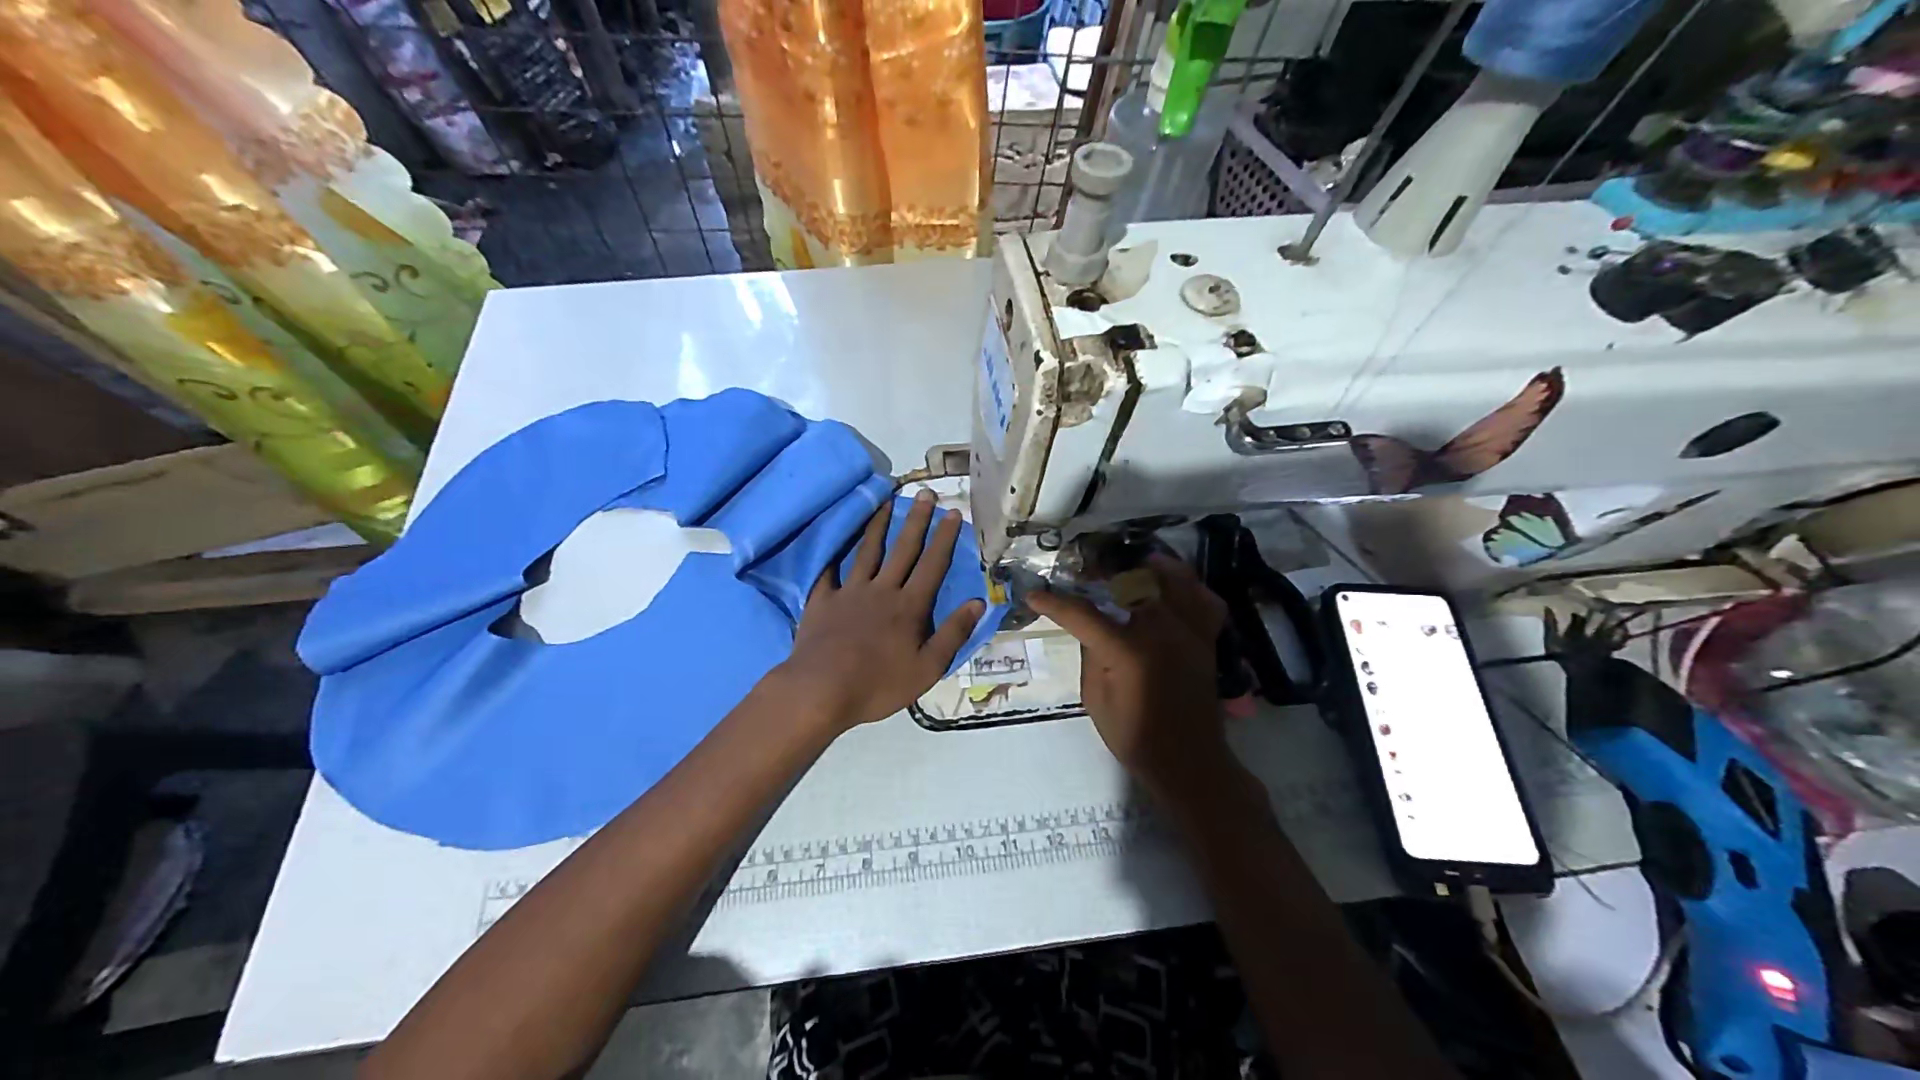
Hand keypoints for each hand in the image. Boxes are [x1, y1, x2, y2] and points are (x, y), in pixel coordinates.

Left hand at [776, 490, 984, 732]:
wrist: (821, 690)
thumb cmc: (878, 684)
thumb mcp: (927, 668)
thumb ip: (953, 634)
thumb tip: (978, 602)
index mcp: (909, 606)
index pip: (932, 565)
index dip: (944, 538)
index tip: (952, 512)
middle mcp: (882, 590)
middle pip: (903, 549)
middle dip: (916, 520)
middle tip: (924, 493)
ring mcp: (849, 592)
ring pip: (867, 552)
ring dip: (878, 526)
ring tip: (885, 503)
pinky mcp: (822, 600)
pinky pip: (828, 572)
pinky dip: (833, 555)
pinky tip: (835, 542)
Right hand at [1027, 554, 1238, 800]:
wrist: (1187, 761)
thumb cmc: (1133, 736)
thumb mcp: (1095, 698)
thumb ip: (1092, 655)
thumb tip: (1090, 628)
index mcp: (1128, 651)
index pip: (1083, 614)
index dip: (1054, 603)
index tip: (1035, 595)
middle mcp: (1162, 632)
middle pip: (1132, 581)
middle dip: (1104, 573)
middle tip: (1085, 577)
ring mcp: (1190, 632)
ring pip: (1174, 580)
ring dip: (1150, 569)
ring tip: (1131, 569)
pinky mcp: (1207, 639)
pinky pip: (1205, 601)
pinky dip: (1190, 589)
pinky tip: (1173, 589)